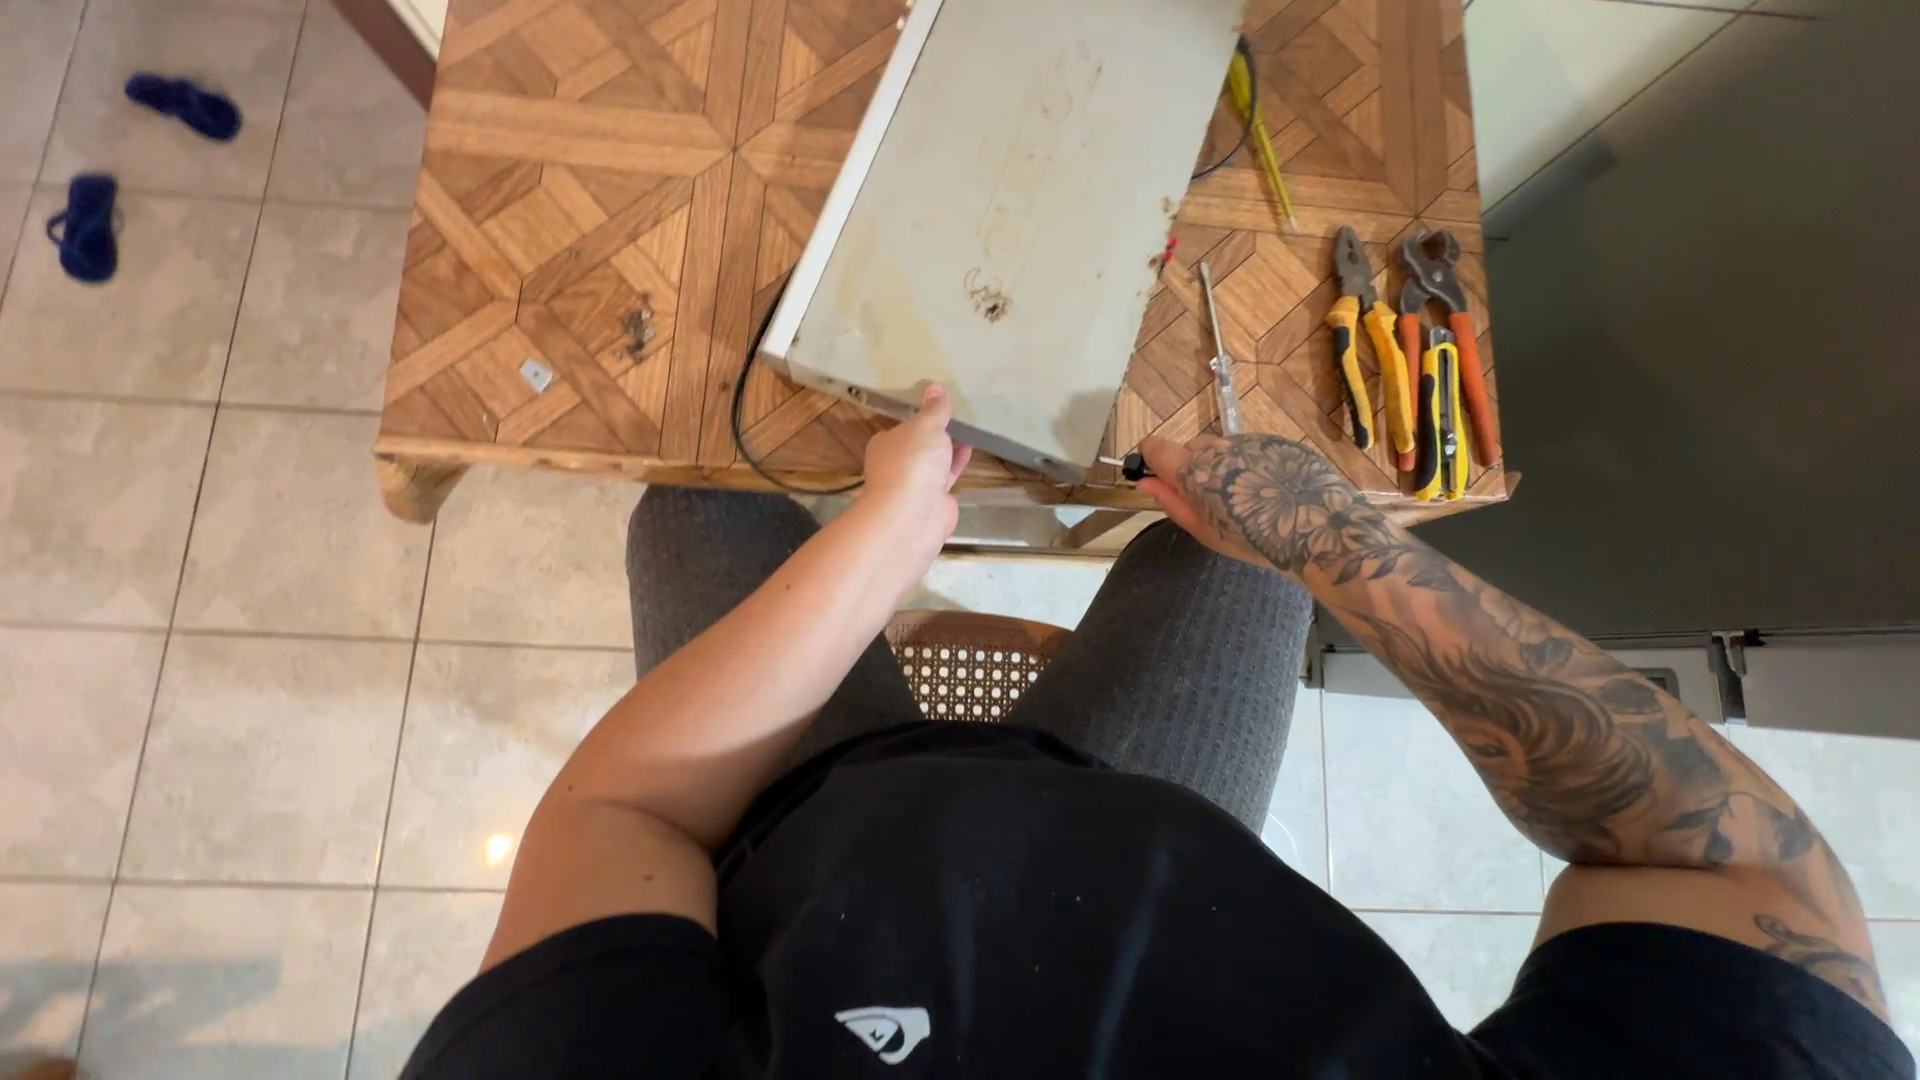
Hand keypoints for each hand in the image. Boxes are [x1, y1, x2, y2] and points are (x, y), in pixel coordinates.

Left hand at [861, 383, 972, 549]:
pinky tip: (970, 448)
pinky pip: (947, 475)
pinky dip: (957, 462)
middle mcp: (896, 464)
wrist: (913, 515)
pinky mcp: (933, 500)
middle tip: (960, 414)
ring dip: (949, 447)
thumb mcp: (926, 427)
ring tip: (970, 428)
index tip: (940, 406)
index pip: (903, 427)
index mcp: (885, 444)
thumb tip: (935, 387)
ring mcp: (914, 485)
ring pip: (934, 461)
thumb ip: (934, 409)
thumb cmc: (912, 463)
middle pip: (919, 445)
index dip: (921, 417)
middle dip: (937, 434)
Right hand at [1134, 433, 1365, 578]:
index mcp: (1193, 470)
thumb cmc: (1254, 540)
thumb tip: (1144, 481)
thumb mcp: (1205, 531)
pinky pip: (1253, 450)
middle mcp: (1218, 447)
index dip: (1151, 458)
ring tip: (1248, 499)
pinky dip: (1252, 465)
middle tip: (1212, 501)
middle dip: (1193, 468)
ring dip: (1225, 467)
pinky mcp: (1278, 442)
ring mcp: (1250, 441)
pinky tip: (1271, 491)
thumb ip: (1171, 501)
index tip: (1157, 476)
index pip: (1155, 447)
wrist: (1321, 531)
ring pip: (1224, 449)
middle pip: (1191, 449)